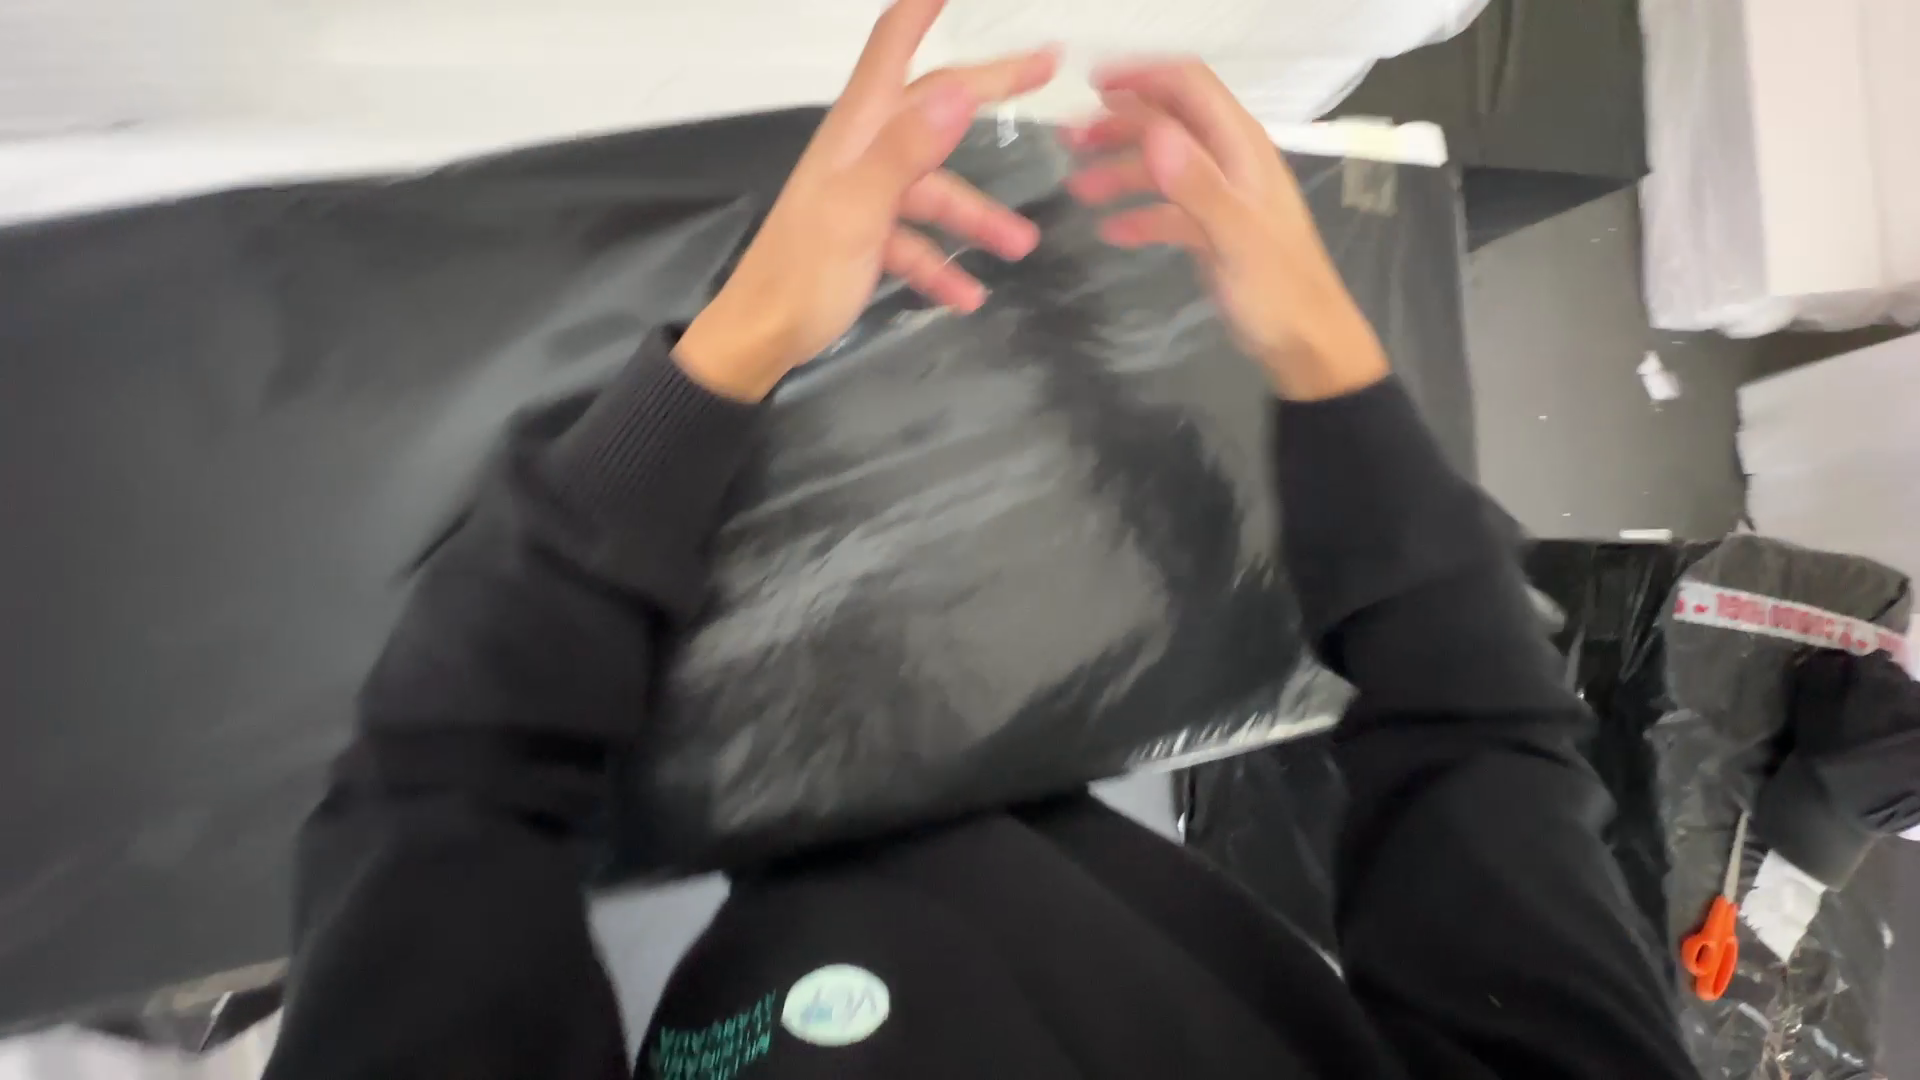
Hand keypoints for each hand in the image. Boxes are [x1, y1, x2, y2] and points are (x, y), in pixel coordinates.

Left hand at [675, 0, 1058, 401]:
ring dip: (977, 220)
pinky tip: (967, 298)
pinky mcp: (866, 241)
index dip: (924, 6)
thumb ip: (905, 152)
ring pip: (935, 195)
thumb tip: (958, 92)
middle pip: (933, 111)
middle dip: (990, 90)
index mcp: (857, 133)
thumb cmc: (803, 275)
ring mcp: (866, 200)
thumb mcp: (857, 212)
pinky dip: (942, 268)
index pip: (893, 47)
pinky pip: (915, 246)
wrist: (761, 337)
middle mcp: (864, 155)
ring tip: (1023, 245)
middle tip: (1047, 68)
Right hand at [1063, 60, 1389, 400]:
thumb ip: (1197, 185)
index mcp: (1242, 151)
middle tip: (1069, 141)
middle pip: (1170, 126)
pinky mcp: (1213, 234)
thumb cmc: (1276, 292)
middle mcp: (1230, 165)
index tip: (1093, 88)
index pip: (1190, 90)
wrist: (1305, 342)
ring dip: (1120, 174)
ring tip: (1078, 189)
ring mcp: (1221, 200)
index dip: (1144, 79)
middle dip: (1120, 126)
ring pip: (1163, 171)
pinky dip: (1138, 218)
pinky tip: (1110, 232)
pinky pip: (1169, 214)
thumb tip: (1154, 133)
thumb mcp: (1236, 237)